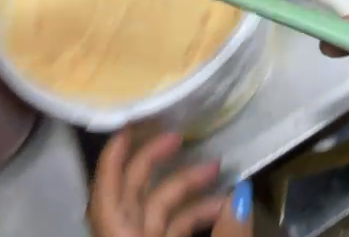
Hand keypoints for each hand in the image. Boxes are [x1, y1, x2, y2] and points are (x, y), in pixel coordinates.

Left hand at [88, 127, 253, 236]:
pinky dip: (193, 214)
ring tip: (218, 169)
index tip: (129, 123)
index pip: (106, 196)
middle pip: (130, 193)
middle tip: (180, 134)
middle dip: (154, 159)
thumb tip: (242, 195)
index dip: (113, 159)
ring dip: (185, 186)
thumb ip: (226, 234)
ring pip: (155, 209)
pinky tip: (222, 206)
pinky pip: (170, 228)